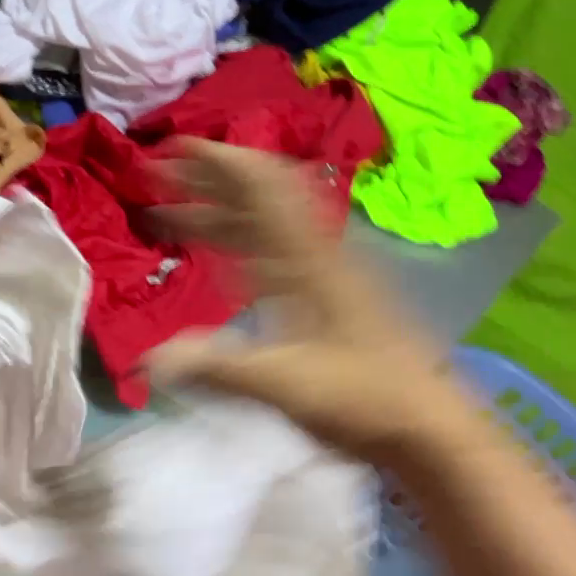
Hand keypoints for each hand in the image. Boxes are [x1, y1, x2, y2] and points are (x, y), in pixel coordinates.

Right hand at [139, 139, 475, 463]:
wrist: (428, 428)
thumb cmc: (364, 399)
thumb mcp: (287, 384)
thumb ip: (217, 367)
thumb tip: (148, 359)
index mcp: (310, 262)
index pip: (261, 190)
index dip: (217, 162)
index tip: (173, 147)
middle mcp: (316, 255)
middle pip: (258, 198)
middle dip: (205, 180)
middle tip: (154, 174)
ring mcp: (321, 274)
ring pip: (263, 225)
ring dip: (215, 211)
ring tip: (166, 213)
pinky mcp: (322, 297)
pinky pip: (272, 252)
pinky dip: (235, 243)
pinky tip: (212, 256)